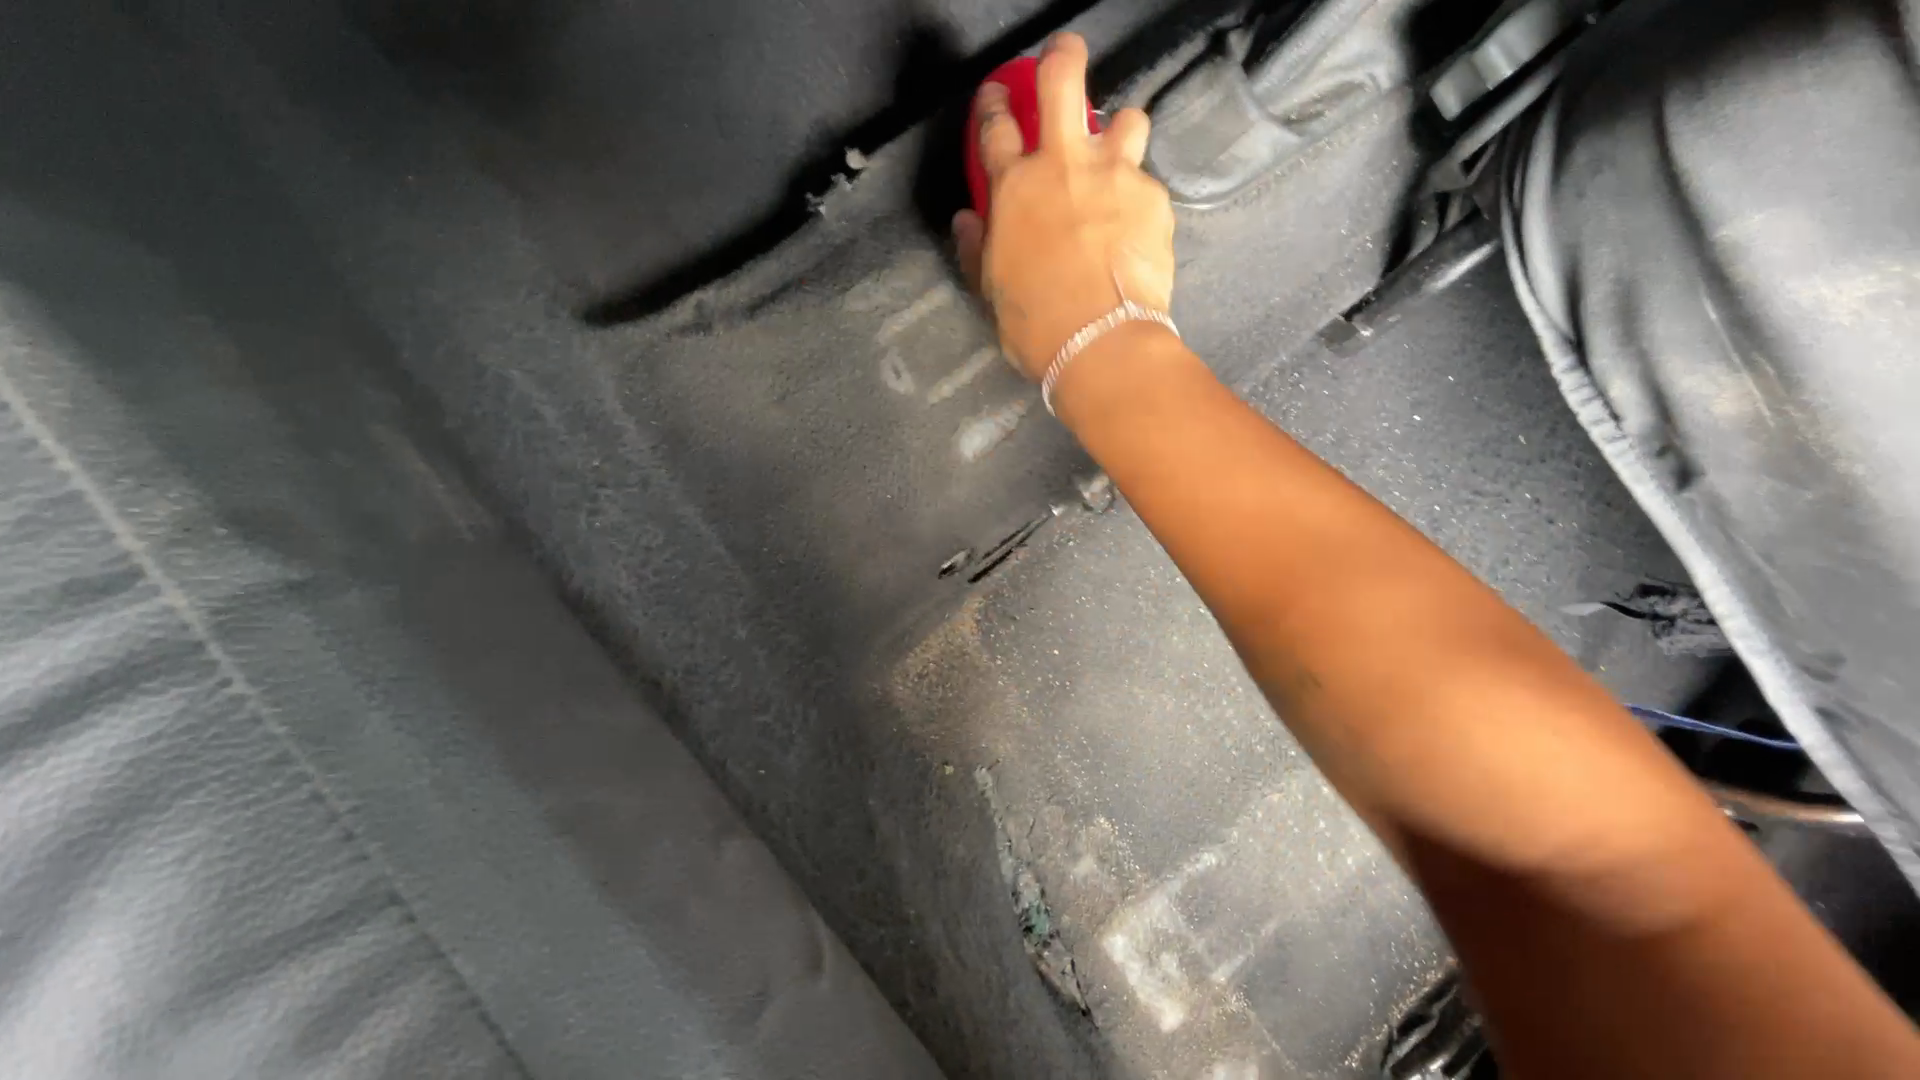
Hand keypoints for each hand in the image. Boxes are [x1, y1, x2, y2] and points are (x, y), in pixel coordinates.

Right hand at [953, 33, 1176, 379]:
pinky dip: (1140, 199)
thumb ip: (977, 247)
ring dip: (1121, 129)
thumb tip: (966, 220)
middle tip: (1065, 56)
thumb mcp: (991, 289)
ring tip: (1119, 155)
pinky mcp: (1153, 197)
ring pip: (1127, 118)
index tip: (997, 93)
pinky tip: (1137, 229)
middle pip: (1063, 81)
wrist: (1099, 341)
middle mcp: (1064, 165)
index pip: (996, 127)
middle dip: (1062, 59)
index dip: (993, 104)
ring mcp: (1114, 175)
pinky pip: (1148, 183)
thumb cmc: (1035, 322)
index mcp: (1015, 187)